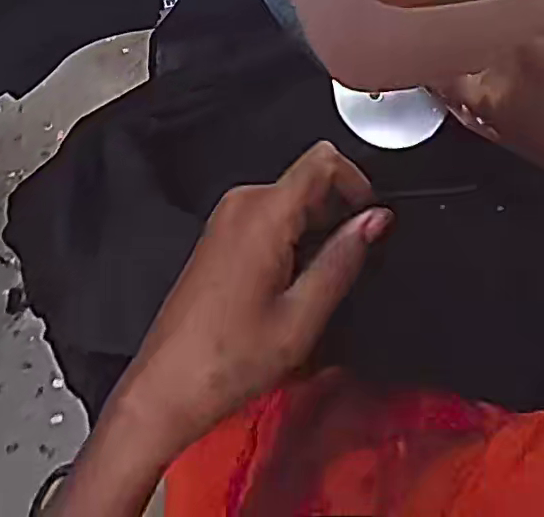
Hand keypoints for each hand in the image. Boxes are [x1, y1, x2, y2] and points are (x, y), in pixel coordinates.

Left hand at [104, 142, 392, 461]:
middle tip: (342, 266)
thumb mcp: (303, 316)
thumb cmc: (224, 359)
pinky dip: (292, 239)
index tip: (369, 216)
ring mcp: (228, 216)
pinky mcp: (222, 231)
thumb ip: (344, 258)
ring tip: (309, 285)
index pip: (323, 159)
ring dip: (315, 231)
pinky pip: (271, 215)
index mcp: (264, 213)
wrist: (168, 384)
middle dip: (337, 215)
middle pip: (310, 181)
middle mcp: (242, 203)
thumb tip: (375, 221)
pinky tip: (286, 285)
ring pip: (293, 200)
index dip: (357, 181)